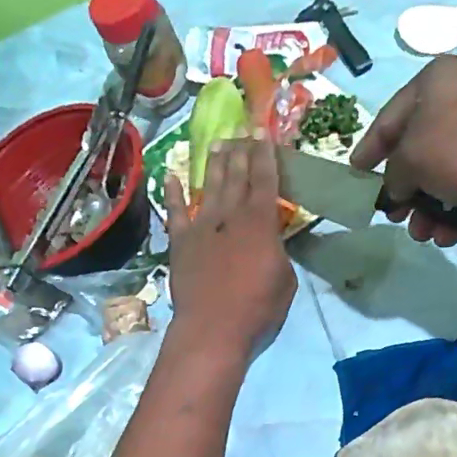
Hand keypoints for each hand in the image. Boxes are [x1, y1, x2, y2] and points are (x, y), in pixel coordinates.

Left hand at [162, 137, 295, 354]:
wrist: (213, 327)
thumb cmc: (258, 308)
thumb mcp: (285, 280)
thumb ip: (278, 253)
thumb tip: (271, 241)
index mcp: (260, 224)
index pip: (264, 180)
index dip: (265, 155)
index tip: (263, 132)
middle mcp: (229, 216)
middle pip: (236, 176)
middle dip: (241, 151)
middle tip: (242, 129)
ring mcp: (201, 227)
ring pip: (209, 187)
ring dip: (214, 164)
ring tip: (218, 143)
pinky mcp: (180, 242)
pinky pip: (175, 212)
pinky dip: (173, 193)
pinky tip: (171, 176)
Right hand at [349, 55, 456, 246]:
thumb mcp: (414, 157)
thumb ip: (394, 175)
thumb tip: (396, 187)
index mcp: (432, 85)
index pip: (388, 119)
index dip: (369, 149)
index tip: (356, 174)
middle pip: (421, 153)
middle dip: (406, 193)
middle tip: (396, 220)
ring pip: (449, 178)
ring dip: (432, 211)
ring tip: (425, 236)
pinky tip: (452, 235)